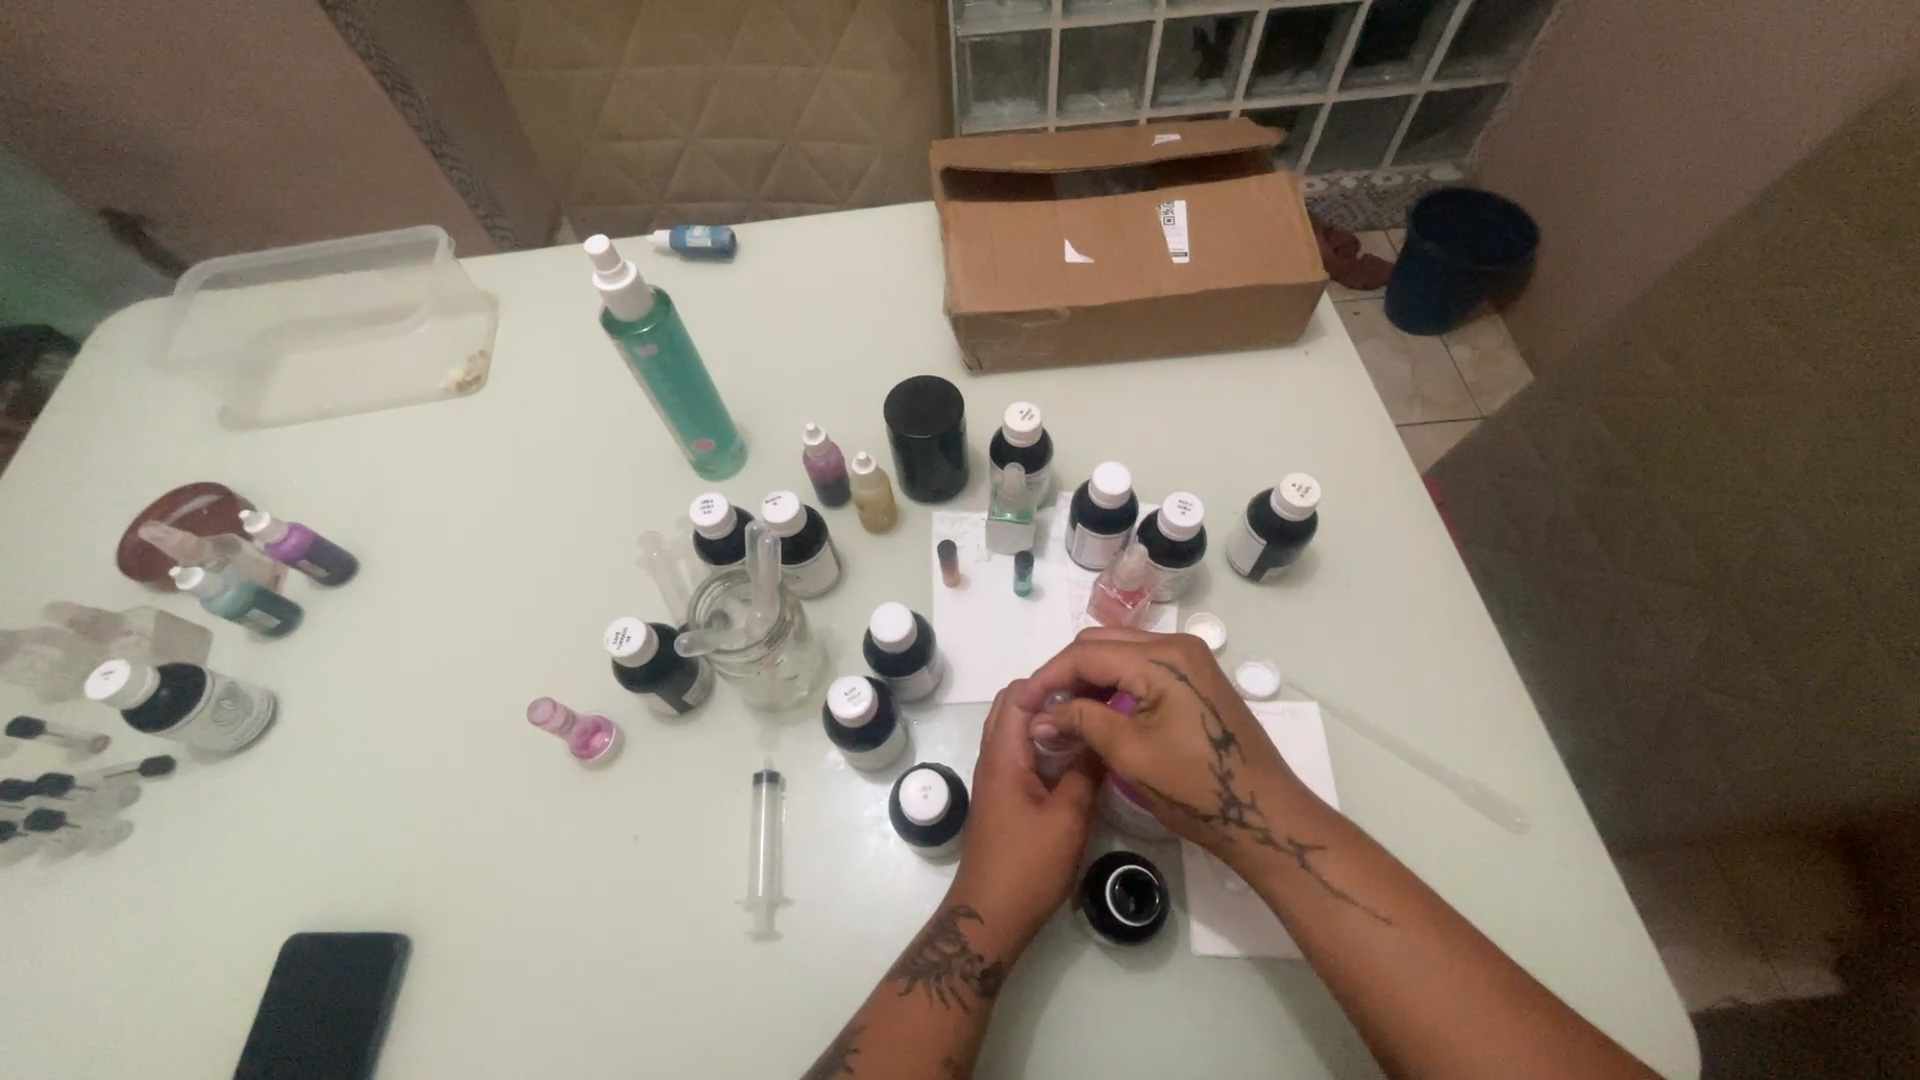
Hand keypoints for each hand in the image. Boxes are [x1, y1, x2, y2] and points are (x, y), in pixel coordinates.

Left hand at [951, 682, 1104, 945]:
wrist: (990, 915)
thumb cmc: (1027, 865)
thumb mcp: (1068, 817)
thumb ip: (1087, 771)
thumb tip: (1106, 733)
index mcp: (1003, 754)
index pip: (1019, 693)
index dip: (1053, 681)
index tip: (1092, 684)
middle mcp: (993, 757)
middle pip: (1014, 707)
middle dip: (1051, 696)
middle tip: (1094, 702)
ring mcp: (996, 777)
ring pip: (1018, 731)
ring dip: (1048, 722)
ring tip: (1091, 725)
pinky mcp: (1004, 796)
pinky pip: (1021, 754)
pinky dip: (1044, 746)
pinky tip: (1076, 760)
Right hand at [1015, 628, 1309, 870]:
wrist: (1264, 814)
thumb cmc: (1195, 787)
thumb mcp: (1129, 753)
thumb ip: (1081, 721)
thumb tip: (1039, 716)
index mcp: (1162, 659)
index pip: (1087, 654)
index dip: (1048, 677)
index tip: (1022, 703)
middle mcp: (1176, 645)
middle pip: (1102, 643)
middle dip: (1066, 672)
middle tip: (1040, 707)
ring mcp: (1189, 659)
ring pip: (1120, 651)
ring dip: (1088, 675)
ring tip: (1062, 709)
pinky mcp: (1195, 677)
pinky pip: (1141, 665)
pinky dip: (1113, 681)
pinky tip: (1095, 707)